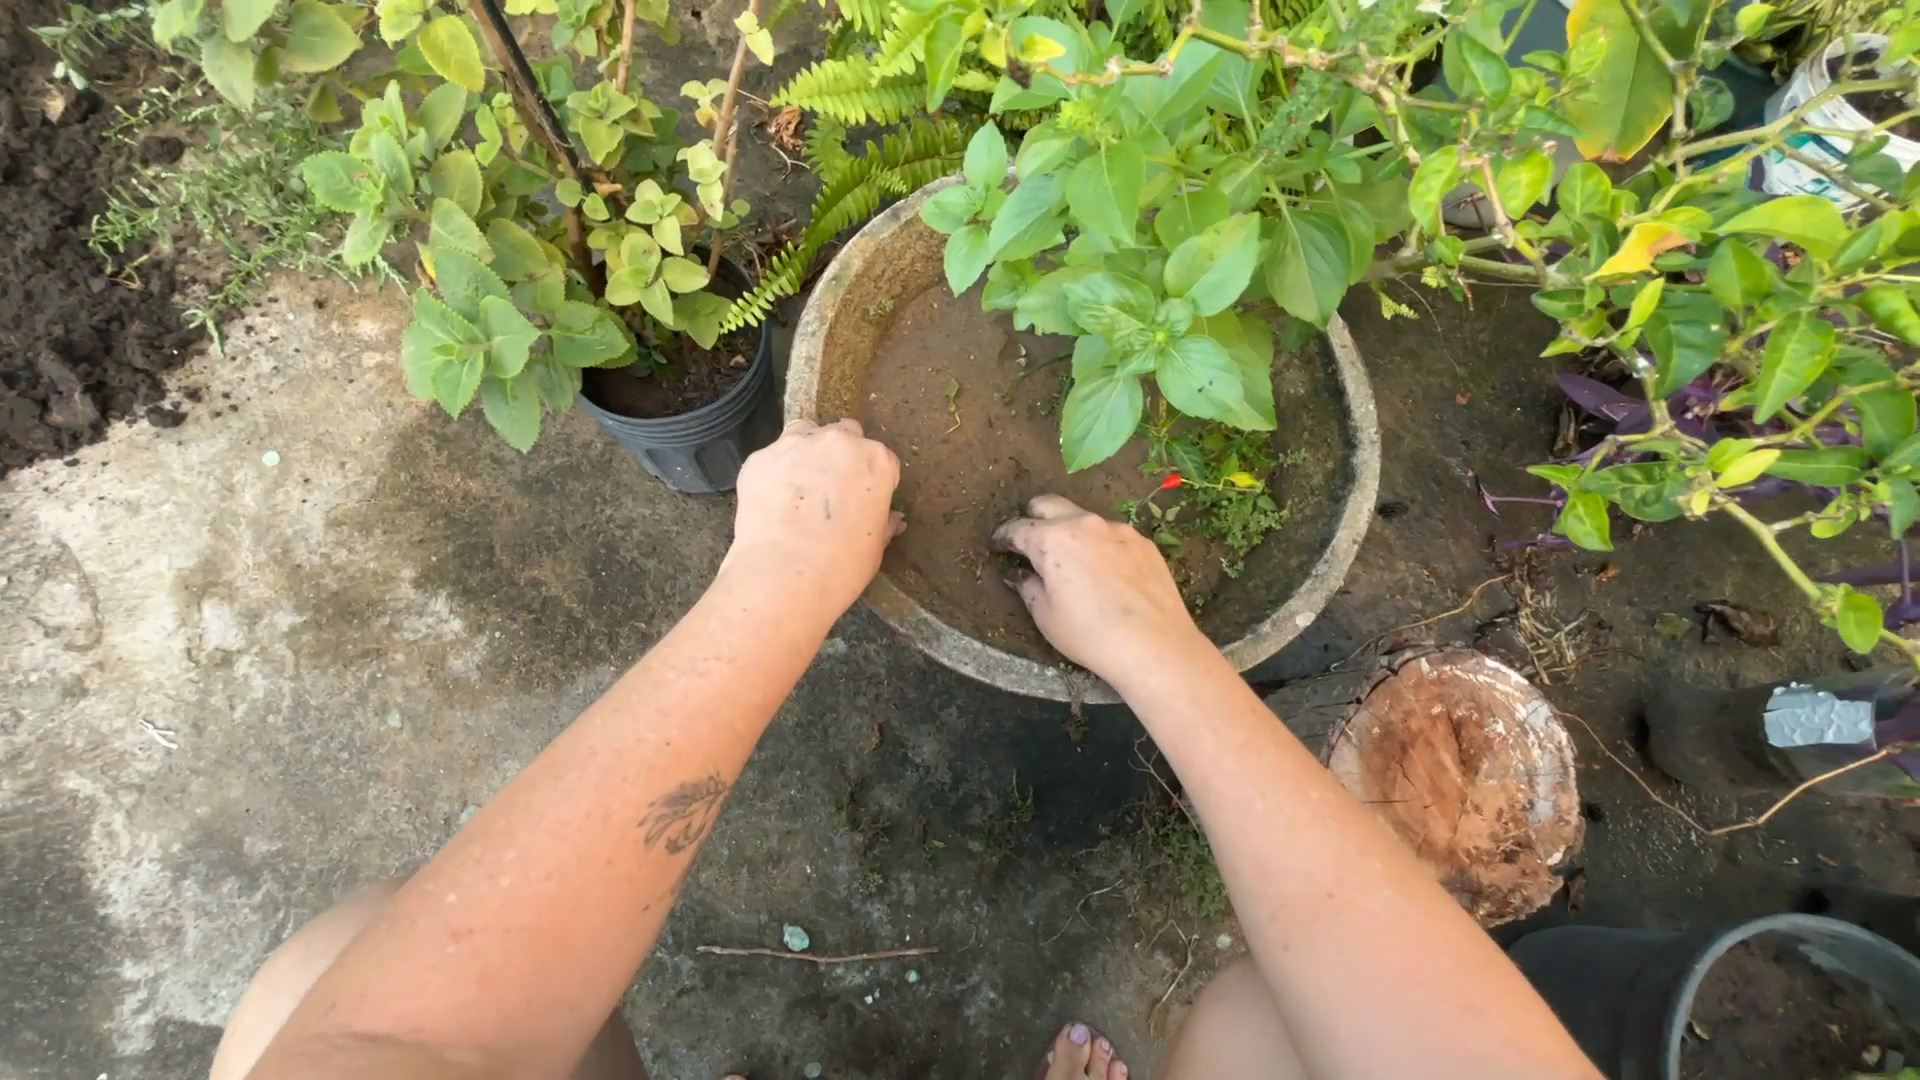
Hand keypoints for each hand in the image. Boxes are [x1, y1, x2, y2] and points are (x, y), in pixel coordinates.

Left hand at [722, 418, 903, 617]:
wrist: (783, 577)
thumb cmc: (840, 567)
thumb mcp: (875, 547)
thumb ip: (882, 521)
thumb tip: (889, 518)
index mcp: (876, 461)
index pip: (880, 459)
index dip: (871, 481)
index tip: (862, 500)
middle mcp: (839, 442)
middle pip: (845, 436)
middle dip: (840, 457)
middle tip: (831, 492)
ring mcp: (796, 445)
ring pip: (805, 434)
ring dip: (807, 454)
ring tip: (799, 491)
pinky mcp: (760, 457)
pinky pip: (772, 457)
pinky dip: (775, 473)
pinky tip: (773, 503)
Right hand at [993, 495, 1209, 684]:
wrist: (1155, 645)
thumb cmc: (1090, 634)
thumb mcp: (1046, 616)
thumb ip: (1028, 587)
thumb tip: (1021, 575)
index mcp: (1052, 540)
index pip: (1017, 528)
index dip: (1003, 537)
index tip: (999, 546)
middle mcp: (1084, 524)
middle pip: (1048, 504)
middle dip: (1033, 518)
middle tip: (1029, 542)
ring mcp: (1118, 529)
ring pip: (1083, 519)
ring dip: (1070, 532)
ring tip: (1072, 562)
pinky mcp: (1143, 542)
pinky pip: (1111, 535)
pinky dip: (1099, 545)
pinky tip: (1106, 573)